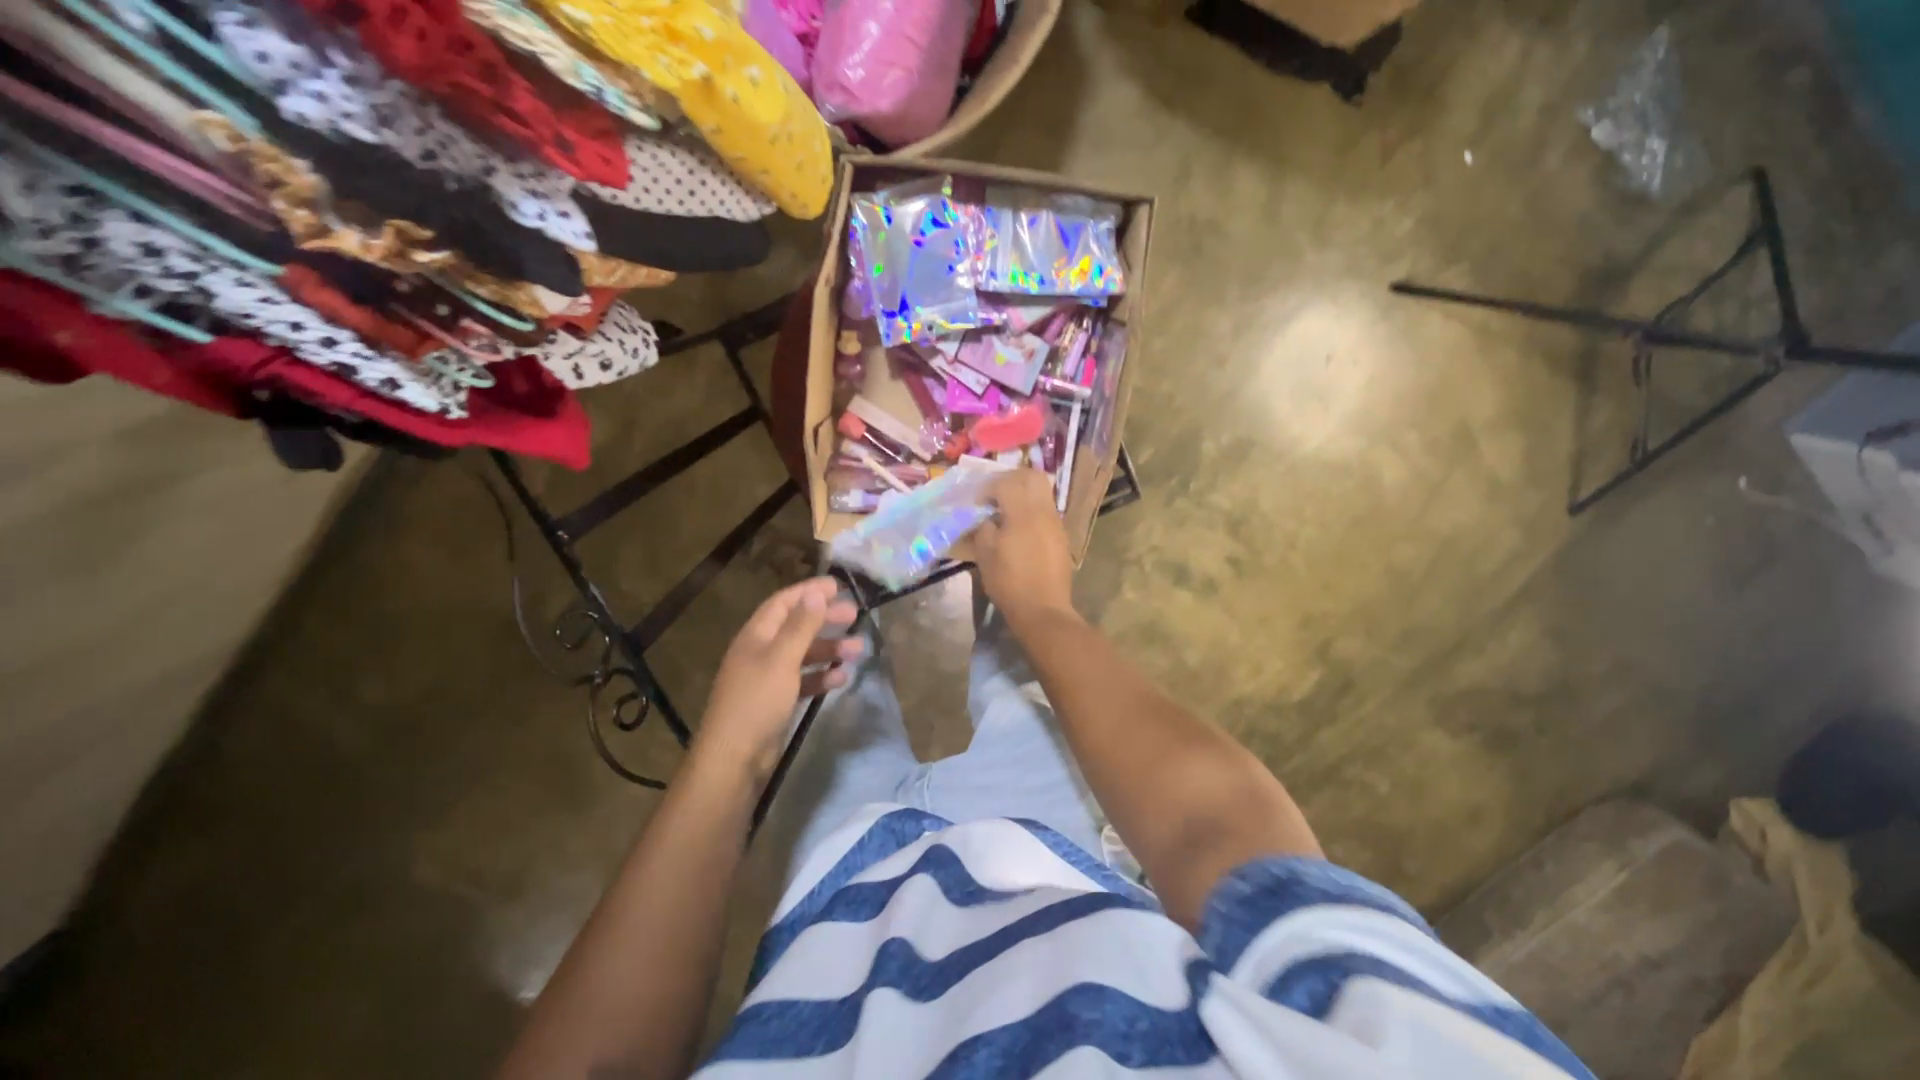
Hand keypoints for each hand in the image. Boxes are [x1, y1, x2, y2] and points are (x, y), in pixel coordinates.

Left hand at [692, 577, 862, 781]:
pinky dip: (821, 677)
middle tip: (855, 615)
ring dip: (829, 649)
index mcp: (756, 636)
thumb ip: (801, 626)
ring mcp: (767, 678)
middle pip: (795, 627)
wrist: (734, 757)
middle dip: (824, 619)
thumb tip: (815, 593)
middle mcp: (760, 652)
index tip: (839, 586)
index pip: (783, 603)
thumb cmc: (757, 701)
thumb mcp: (782, 659)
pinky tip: (840, 678)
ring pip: (802, 655)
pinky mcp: (775, 702)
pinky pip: (802, 681)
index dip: (809, 591)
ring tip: (858, 649)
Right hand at [972, 469, 1076, 628]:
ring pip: (1043, 491)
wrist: (1042, 609)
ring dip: (1023, 493)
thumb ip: (984, 527)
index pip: (1005, 483)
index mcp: (1023, 514)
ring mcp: (1056, 523)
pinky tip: (1020, 529)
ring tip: (1007, 511)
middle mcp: (1043, 511)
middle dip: (1011, 479)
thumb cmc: (1009, 582)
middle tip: (995, 494)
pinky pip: (1047, 510)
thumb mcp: (985, 555)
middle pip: (1032, 476)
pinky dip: (1032, 509)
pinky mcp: (1061, 536)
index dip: (987, 488)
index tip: (977, 502)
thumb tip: (987, 516)